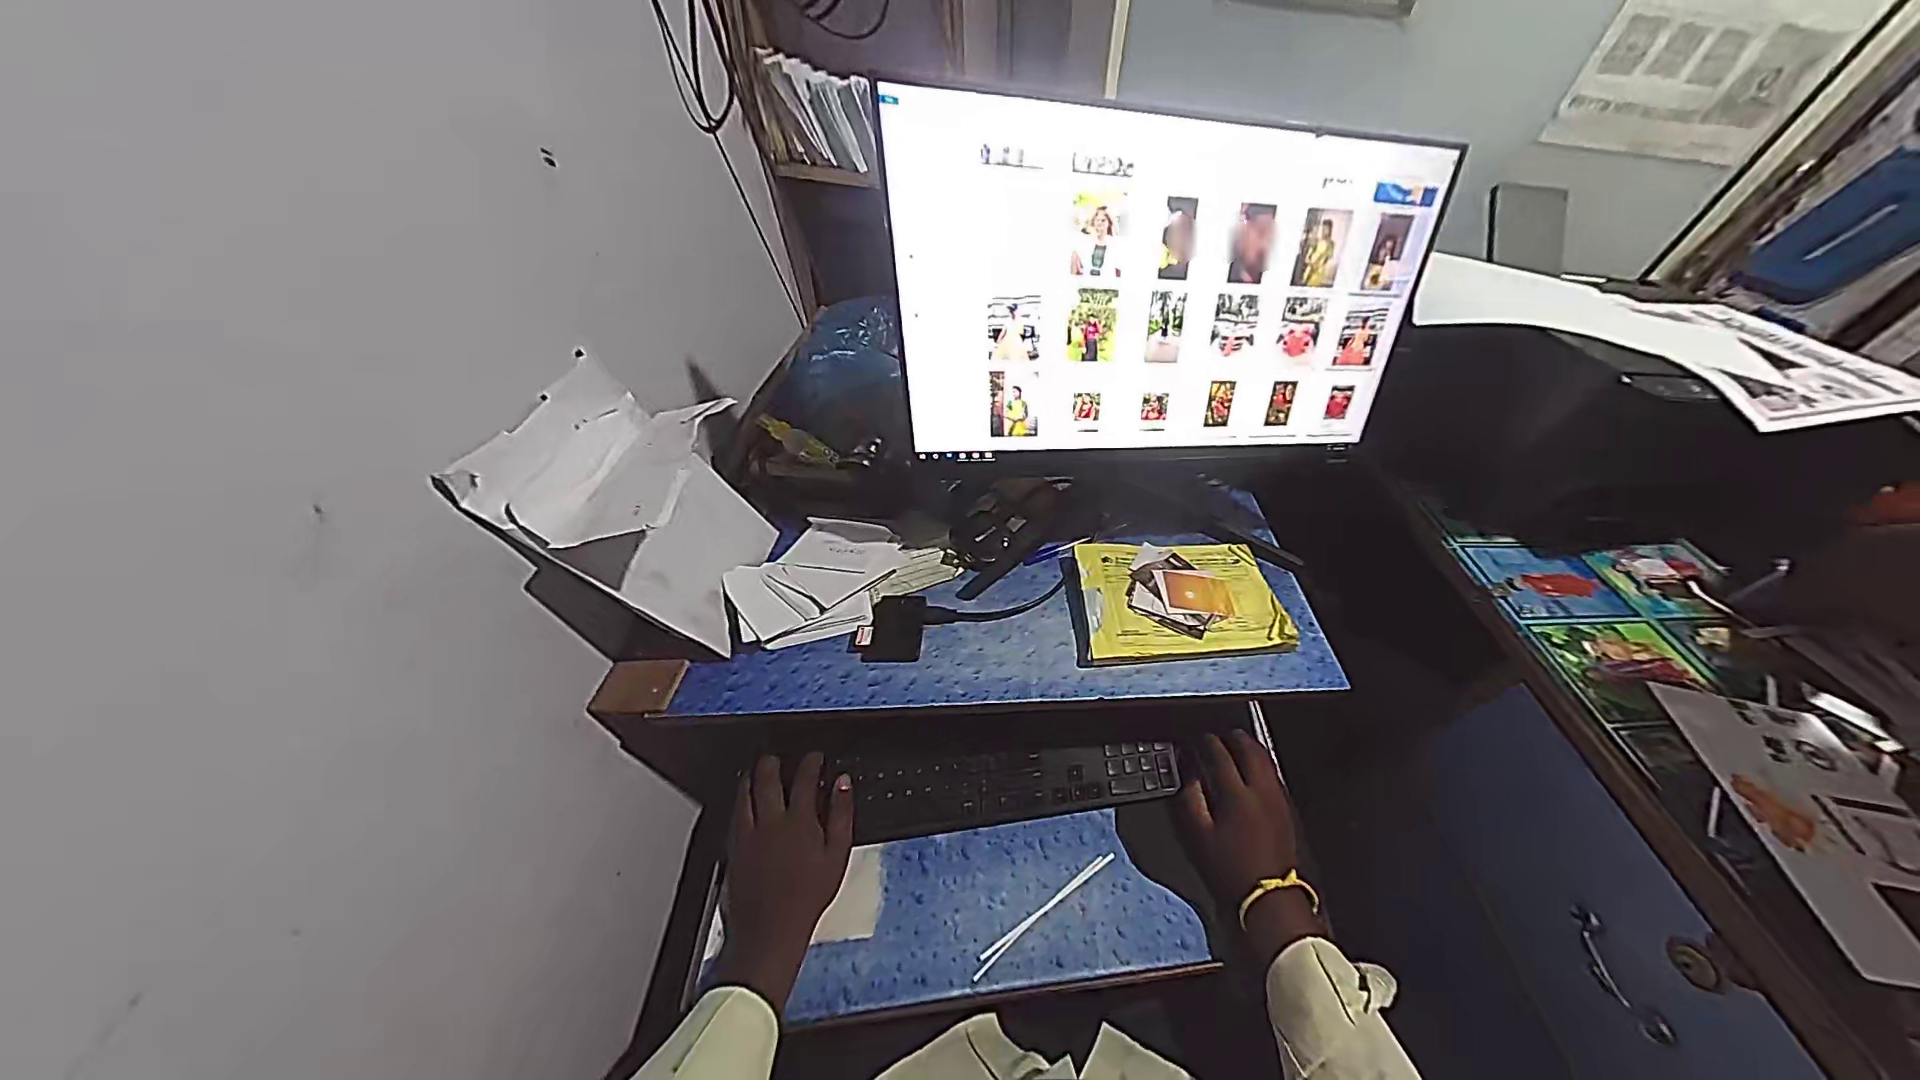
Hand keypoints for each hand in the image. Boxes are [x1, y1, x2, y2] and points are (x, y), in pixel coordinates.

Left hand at [712, 753, 852, 1014]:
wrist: (769, 931)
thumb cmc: (807, 897)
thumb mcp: (837, 855)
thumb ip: (841, 814)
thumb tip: (842, 784)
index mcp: (799, 820)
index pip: (804, 778)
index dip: (811, 762)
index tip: (815, 757)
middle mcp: (770, 821)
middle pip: (767, 778)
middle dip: (773, 762)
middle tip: (778, 758)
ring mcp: (748, 834)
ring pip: (745, 792)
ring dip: (752, 777)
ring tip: (758, 771)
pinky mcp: (733, 848)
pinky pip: (734, 813)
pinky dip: (739, 800)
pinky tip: (743, 801)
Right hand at [1174, 731, 1323, 965]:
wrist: (1269, 898)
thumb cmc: (1231, 871)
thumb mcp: (1198, 835)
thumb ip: (1190, 799)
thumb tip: (1187, 776)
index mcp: (1236, 795)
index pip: (1219, 755)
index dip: (1205, 743)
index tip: (1197, 741)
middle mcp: (1261, 792)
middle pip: (1249, 750)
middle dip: (1233, 738)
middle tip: (1219, 735)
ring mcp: (1278, 801)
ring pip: (1266, 760)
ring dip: (1250, 748)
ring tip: (1237, 744)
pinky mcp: (1287, 811)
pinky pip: (1274, 775)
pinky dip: (1261, 764)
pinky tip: (1253, 770)